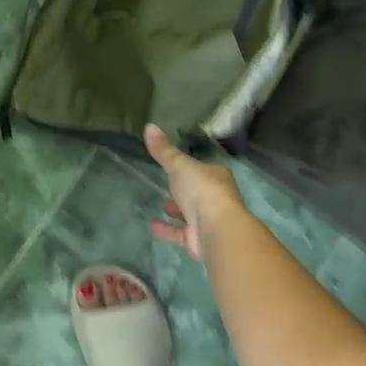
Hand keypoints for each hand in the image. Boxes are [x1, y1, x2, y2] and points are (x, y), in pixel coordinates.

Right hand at [144, 124, 245, 260]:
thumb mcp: (179, 164)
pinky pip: (179, 232)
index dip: (191, 168)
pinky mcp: (198, 239)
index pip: (204, 170)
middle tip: (167, 185)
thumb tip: (148, 126)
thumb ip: (164, 150)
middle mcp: (216, 198)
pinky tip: (151, 225)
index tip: (177, 166)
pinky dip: (167, 229)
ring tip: (161, 204)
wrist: (216, 229)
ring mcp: (208, 221)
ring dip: (177, 210)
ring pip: (190, 214)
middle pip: (198, 192)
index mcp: (217, 177)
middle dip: (184, 190)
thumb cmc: (202, 189)